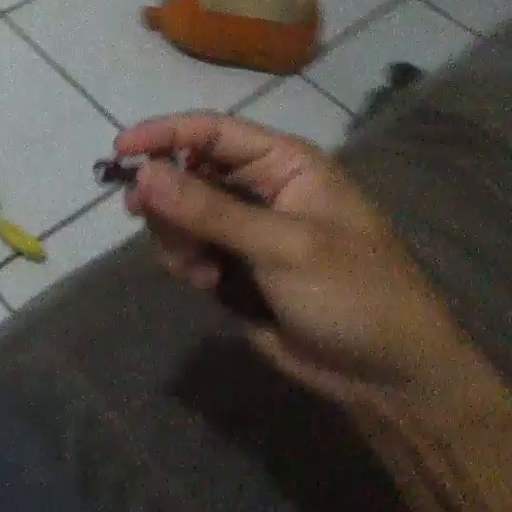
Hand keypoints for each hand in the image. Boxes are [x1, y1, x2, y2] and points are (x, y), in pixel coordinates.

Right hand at [115, 113, 511, 420]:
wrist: (391, 380)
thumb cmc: (356, 297)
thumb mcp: (284, 248)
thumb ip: (209, 210)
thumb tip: (141, 174)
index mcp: (284, 164)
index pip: (210, 131)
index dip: (162, 135)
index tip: (120, 153)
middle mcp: (258, 186)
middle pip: (182, 168)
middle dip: (163, 196)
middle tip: (142, 216)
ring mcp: (241, 225)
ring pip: (174, 210)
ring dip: (174, 237)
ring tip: (200, 269)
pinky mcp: (228, 260)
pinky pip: (181, 244)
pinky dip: (182, 261)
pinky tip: (208, 284)